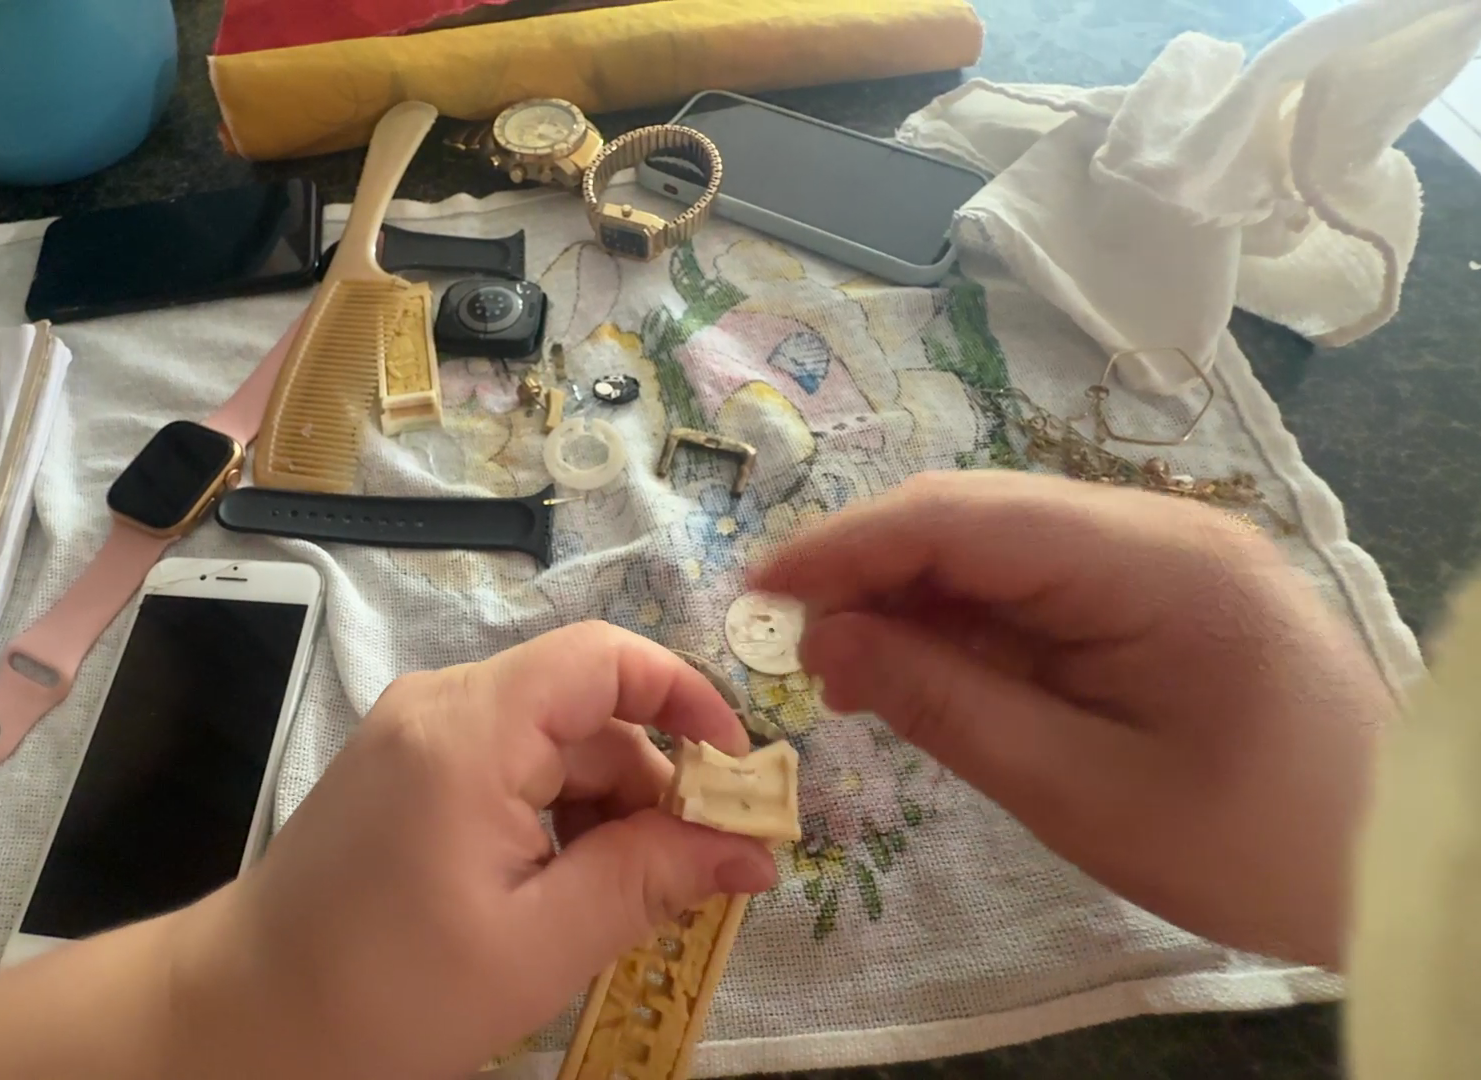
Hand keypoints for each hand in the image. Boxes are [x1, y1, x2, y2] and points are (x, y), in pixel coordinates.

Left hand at [174, 622, 778, 1079]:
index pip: (600, 656)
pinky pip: (510, 756)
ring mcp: (421, 723)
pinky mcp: (411, 754)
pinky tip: (556, 877)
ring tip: (614, 892)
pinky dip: (554, 806)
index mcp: (469, 728)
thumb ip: (648, 881)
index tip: (735, 769)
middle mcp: (443, 699)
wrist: (240, 1016)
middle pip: (582, 706)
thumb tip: (750, 851)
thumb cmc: (383, 995)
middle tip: (689, 869)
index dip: (682, 693)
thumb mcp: (535, 947)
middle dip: (648, 779)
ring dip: (602, 803)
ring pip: (550, 735)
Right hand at [753, 471, 1392, 967]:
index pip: (956, 519)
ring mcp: (1135, 549)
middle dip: (859, 570)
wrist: (1408, 869)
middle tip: (799, 646)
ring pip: (969, 543)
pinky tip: (905, 666)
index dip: (841, 545)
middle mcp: (1141, 526)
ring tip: (844, 670)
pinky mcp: (1124, 582)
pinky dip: (936, 619)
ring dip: (892, 596)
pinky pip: (1002, 580)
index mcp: (1151, 562)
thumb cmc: (1255, 845)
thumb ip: (938, 703)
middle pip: (956, 516)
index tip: (758, 588)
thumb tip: (822, 643)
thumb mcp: (1076, 788)